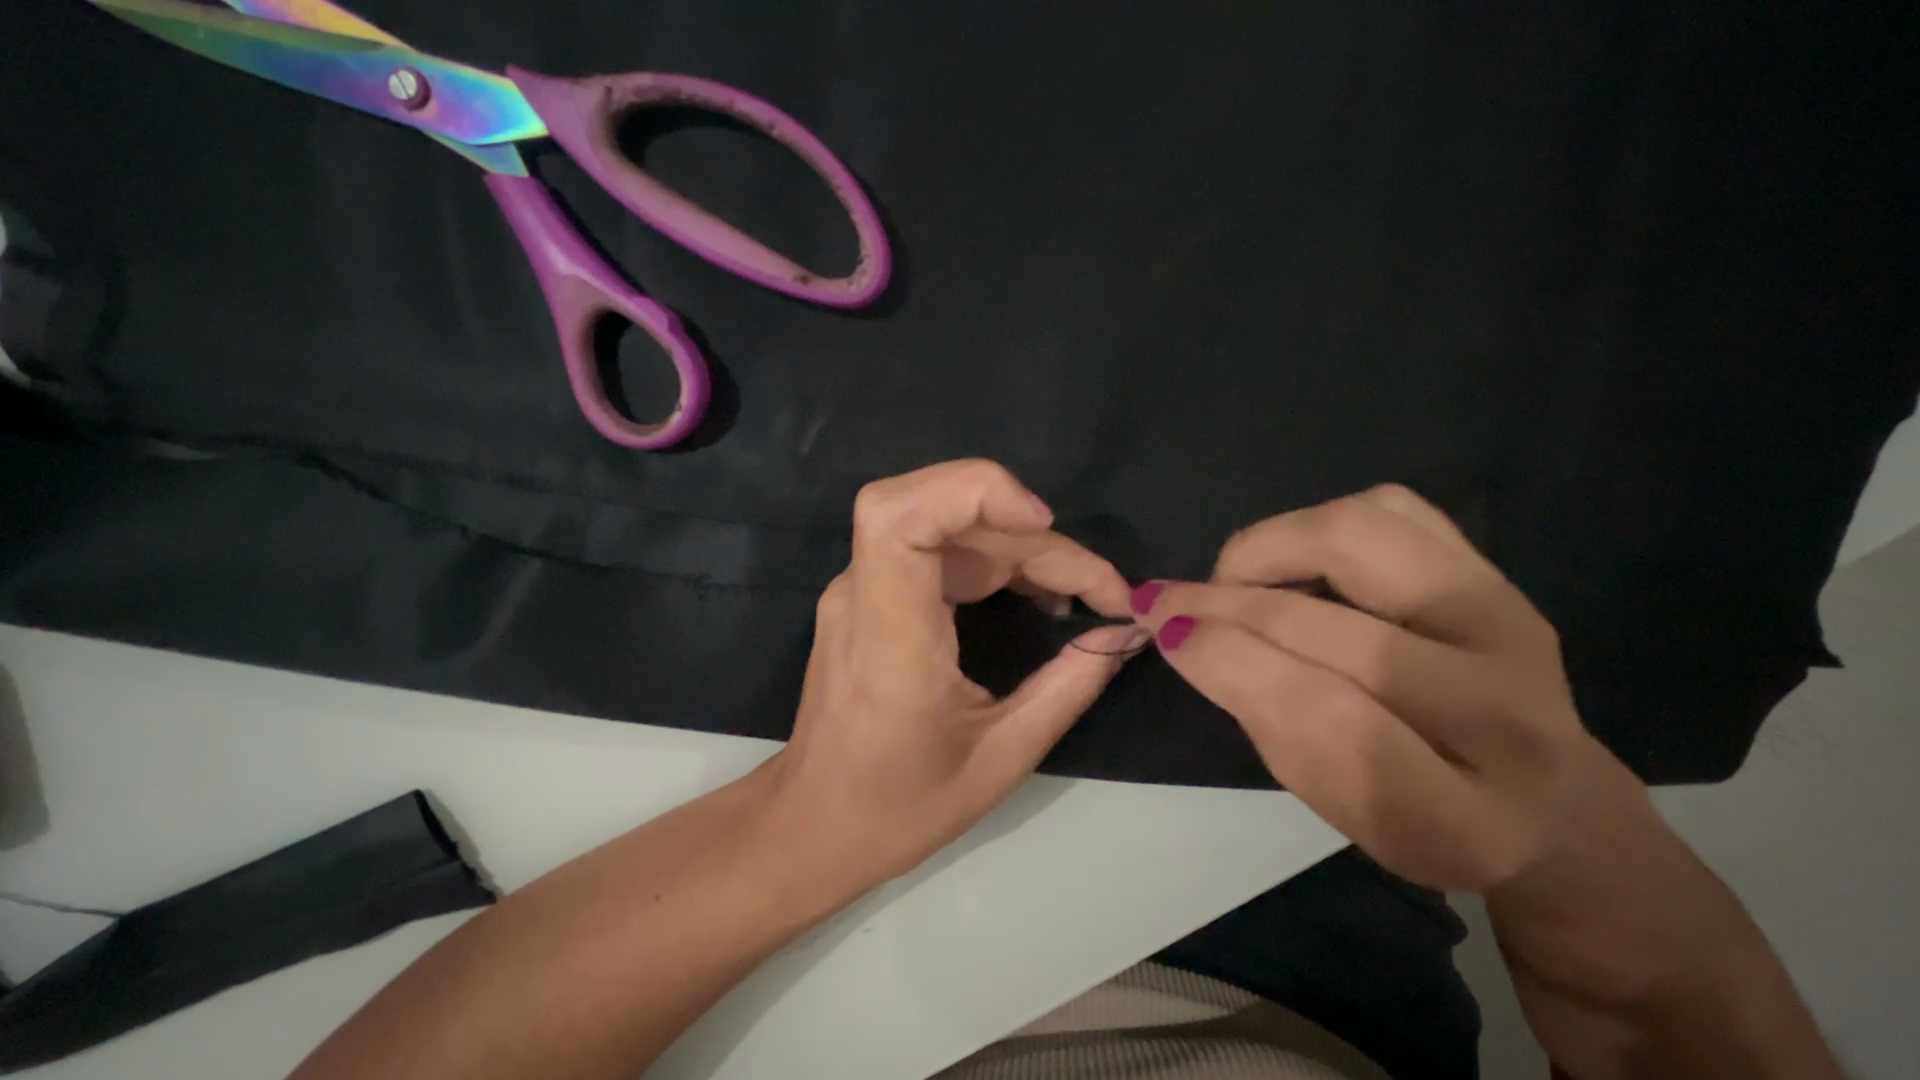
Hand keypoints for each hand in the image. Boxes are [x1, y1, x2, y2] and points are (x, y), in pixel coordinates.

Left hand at [767, 459, 1144, 887]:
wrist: (811, 827)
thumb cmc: (898, 808)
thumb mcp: (1001, 757)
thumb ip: (1069, 685)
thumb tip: (1125, 632)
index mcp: (889, 636)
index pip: (899, 514)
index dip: (973, 492)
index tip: (1043, 525)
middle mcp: (862, 595)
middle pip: (944, 513)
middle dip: (1033, 539)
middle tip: (1099, 593)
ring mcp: (858, 591)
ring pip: (944, 526)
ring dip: (1018, 546)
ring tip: (1077, 595)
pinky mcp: (868, 598)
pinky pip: (934, 552)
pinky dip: (991, 559)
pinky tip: (1034, 595)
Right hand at [1128, 485, 1843, 1076]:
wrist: (1546, 797)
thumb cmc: (1422, 814)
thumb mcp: (1338, 807)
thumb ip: (1268, 723)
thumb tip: (1183, 630)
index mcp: (1465, 812)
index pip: (1332, 723)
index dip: (1232, 666)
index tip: (1164, 634)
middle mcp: (1508, 708)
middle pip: (1341, 631)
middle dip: (1227, 607)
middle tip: (1166, 602)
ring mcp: (1510, 621)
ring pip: (1369, 539)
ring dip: (1275, 548)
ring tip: (1237, 580)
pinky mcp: (1496, 572)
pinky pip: (1394, 511)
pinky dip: (1322, 524)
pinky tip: (1296, 563)